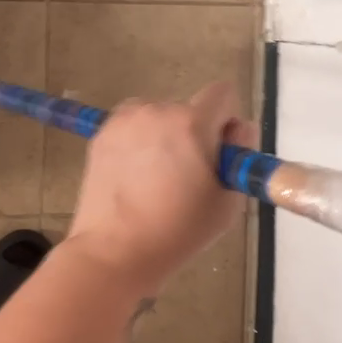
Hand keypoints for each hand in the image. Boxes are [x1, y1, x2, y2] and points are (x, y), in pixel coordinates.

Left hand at [65, 82, 255, 296]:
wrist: (115, 248)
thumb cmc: (179, 230)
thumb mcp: (227, 201)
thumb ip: (240, 156)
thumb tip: (239, 130)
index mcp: (192, 123)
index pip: (222, 94)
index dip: (226, 120)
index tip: (219, 152)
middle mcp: (156, 111)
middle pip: (187, 109)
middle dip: (193, 133)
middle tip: (186, 175)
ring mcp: (123, 120)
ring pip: (157, 117)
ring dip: (163, 135)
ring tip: (155, 178)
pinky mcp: (101, 133)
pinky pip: (131, 127)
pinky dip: (137, 142)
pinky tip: (133, 176)